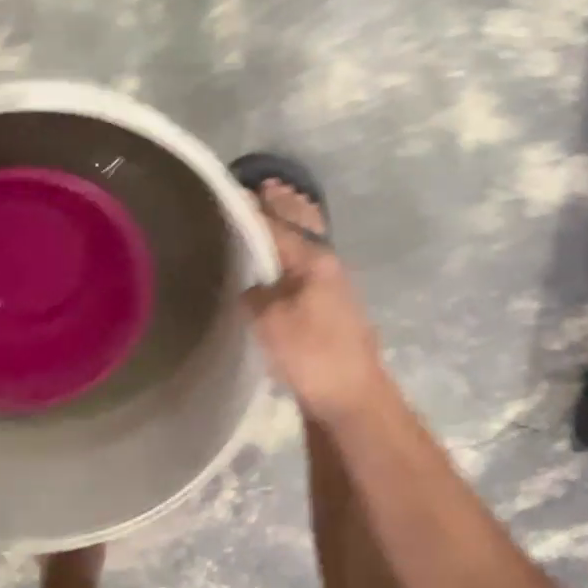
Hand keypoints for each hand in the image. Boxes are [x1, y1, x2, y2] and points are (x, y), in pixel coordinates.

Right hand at [245, 180, 392, 423]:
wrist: (354, 401)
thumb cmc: (312, 354)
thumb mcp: (271, 321)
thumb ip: (254, 294)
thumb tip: (249, 285)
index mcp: (314, 259)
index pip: (277, 223)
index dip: (253, 209)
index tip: (233, 192)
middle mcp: (327, 266)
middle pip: (301, 227)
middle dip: (282, 207)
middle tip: (262, 186)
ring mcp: (333, 289)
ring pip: (306, 247)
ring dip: (291, 228)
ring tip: (273, 211)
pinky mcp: (331, 312)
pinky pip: (306, 269)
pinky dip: (293, 256)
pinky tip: (281, 264)